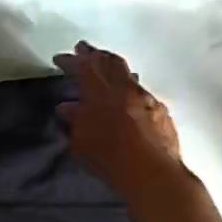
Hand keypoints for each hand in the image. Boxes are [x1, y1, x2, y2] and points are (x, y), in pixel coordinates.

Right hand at [56, 42, 181, 189]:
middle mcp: (125, 90)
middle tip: (84, 49)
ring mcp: (146, 98)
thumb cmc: (109, 159)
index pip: (84, 68)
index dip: (71, 61)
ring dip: (114, 68)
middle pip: (110, 62)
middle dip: (95, 54)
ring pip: (128, 74)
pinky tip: (126, 95)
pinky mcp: (160, 110)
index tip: (60, 57)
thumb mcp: (81, 142)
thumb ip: (75, 121)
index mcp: (101, 95)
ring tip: (105, 67)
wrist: (151, 173)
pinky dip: (128, 87)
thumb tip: (67, 107)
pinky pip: (141, 91)